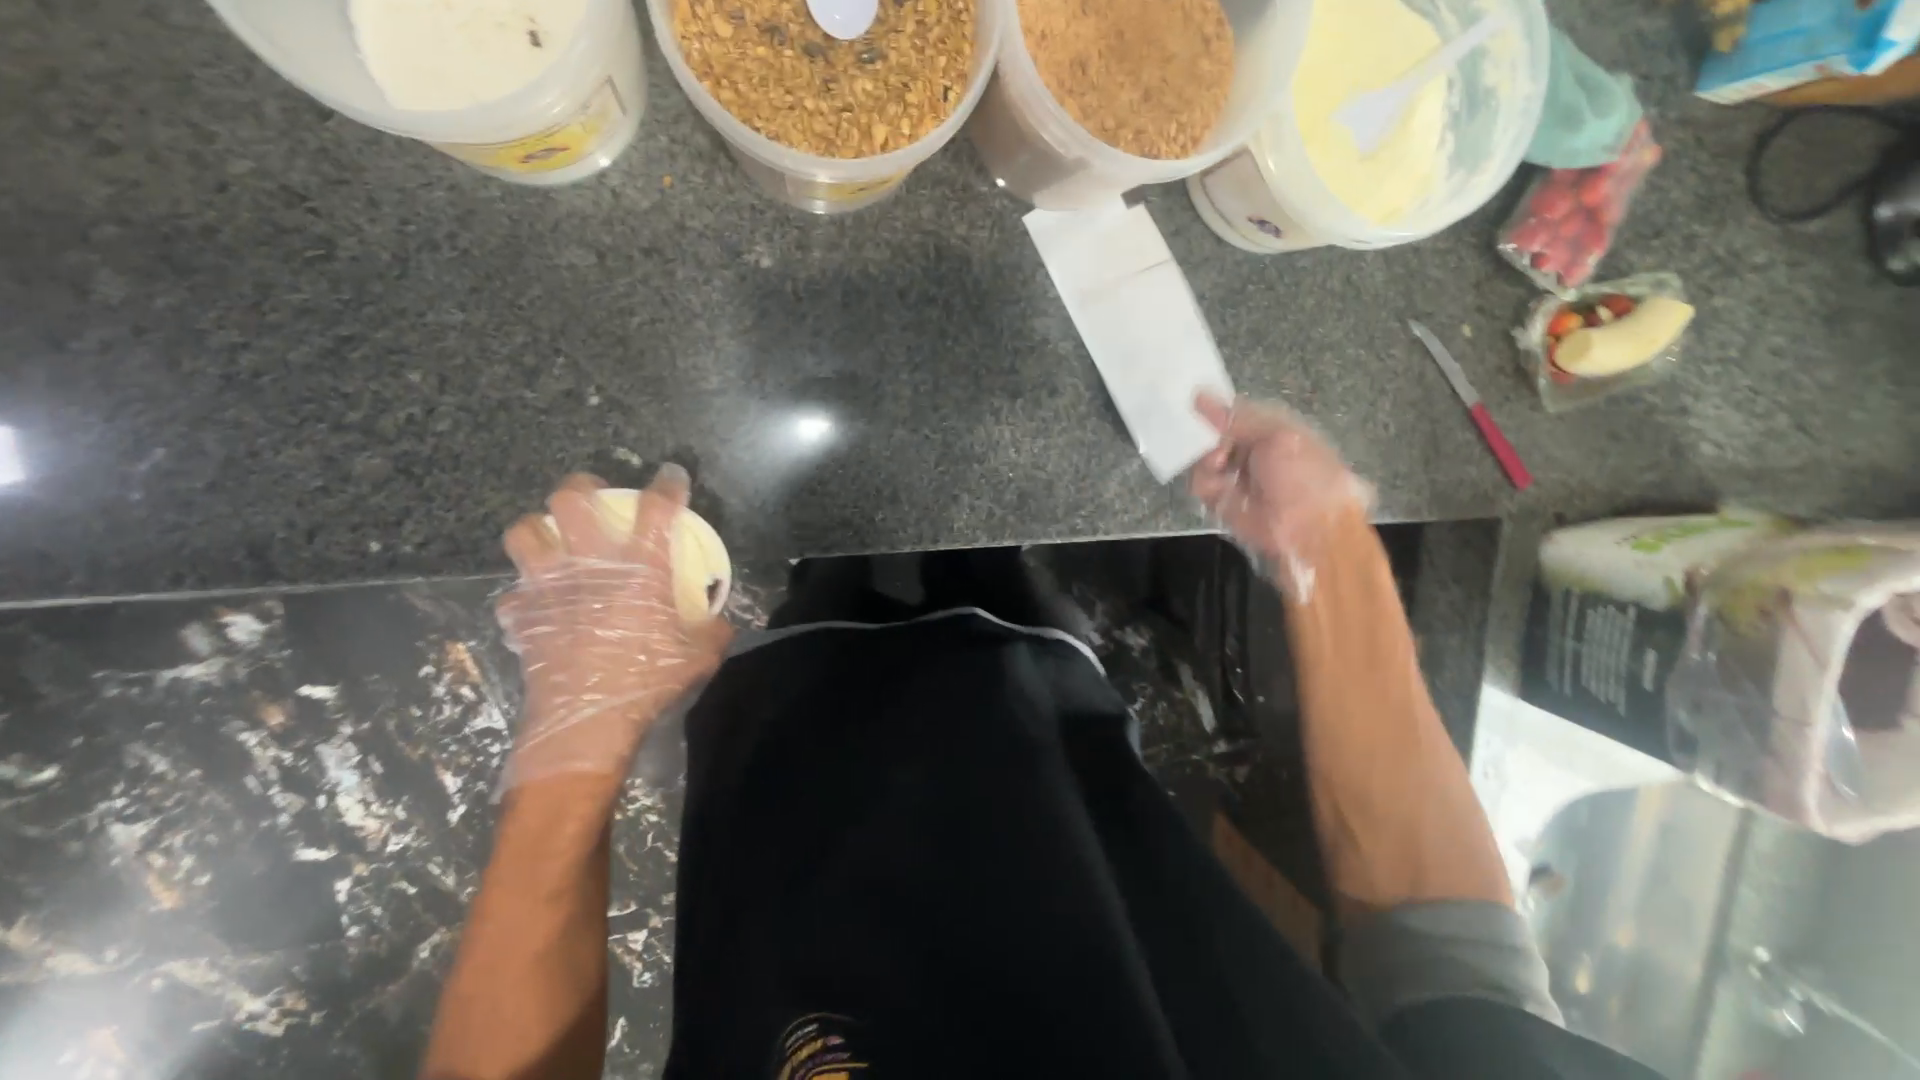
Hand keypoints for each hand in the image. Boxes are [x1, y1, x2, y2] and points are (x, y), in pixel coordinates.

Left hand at [495, 467, 734, 788]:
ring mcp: (547, 586)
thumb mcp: (699, 657)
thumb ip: (712, 631)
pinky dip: (523, 597)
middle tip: (593, 496)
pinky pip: (513, 596)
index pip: (657, 507)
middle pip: (570, 500)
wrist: (585, 722)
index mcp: (640, 567)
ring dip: (537, 529)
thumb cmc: (646, 681)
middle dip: (581, 487)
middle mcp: (588, 564)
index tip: (673, 475)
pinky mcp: (521, 615)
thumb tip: (720, 621)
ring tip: (550, 539)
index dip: (668, 484)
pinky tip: (536, 608)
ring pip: (525, 532)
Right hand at [1188, 393, 1372, 601]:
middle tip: (1218, 449)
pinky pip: (1200, 485)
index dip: (1213, 409)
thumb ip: (1237, 418)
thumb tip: (1199, 396)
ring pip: (1201, 458)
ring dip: (1206, 463)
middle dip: (1207, 438)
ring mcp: (1236, 476)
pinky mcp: (1223, 501)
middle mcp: (1251, 449)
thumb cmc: (1305, 479)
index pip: (1233, 411)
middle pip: (1211, 434)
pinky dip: (1206, 486)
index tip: (1193, 406)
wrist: (1312, 534)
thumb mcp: (1278, 437)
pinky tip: (1220, 490)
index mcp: (1271, 428)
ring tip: (1220, 469)